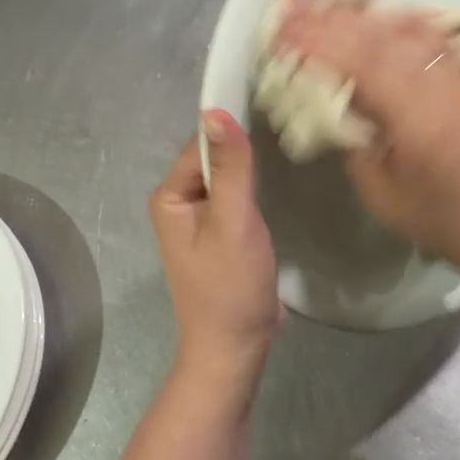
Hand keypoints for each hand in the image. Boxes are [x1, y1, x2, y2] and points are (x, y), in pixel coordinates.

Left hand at [150, 110, 280, 381]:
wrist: (236, 349)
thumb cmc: (230, 286)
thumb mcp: (234, 222)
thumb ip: (230, 167)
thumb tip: (217, 111)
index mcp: (170, 197)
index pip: (203, 144)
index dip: (234, 130)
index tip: (273, 113)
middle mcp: (180, 203)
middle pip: (216, 157)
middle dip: (245, 147)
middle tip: (288, 130)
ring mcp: (201, 220)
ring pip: (229, 176)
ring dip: (253, 167)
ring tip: (289, 148)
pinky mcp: (222, 233)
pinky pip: (237, 196)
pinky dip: (256, 188)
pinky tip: (279, 181)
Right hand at [276, 0, 459, 293]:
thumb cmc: (439, 219)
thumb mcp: (382, 195)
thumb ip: (355, 147)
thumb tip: (333, 108)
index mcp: (415, 118)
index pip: (362, 65)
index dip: (321, 43)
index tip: (286, 30)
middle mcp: (436, 88)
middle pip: (380, 39)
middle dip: (333, 19)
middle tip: (295, 3)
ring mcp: (455, 79)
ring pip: (405, 31)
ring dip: (363, 16)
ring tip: (328, 5)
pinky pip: (433, 37)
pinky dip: (404, 20)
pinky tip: (384, 14)